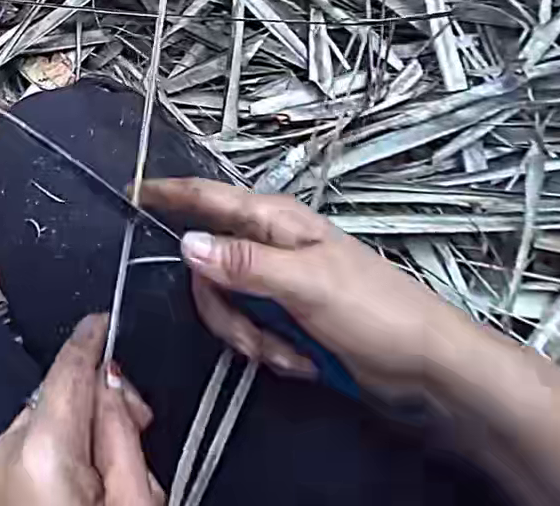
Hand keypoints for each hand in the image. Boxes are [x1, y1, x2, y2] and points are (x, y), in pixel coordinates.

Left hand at [0, 313, 164, 505]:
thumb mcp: (134, 501)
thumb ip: (124, 431)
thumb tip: (113, 382)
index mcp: (40, 449)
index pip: (70, 366)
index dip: (93, 334)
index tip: (107, 318)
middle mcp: (6, 451)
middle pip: (63, 390)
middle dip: (102, 399)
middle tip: (139, 426)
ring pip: (52, 417)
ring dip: (85, 429)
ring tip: (113, 476)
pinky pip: (37, 445)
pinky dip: (65, 452)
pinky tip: (88, 485)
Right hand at [141, 178, 483, 402]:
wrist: (426, 368)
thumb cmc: (373, 310)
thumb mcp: (306, 285)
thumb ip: (244, 264)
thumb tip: (187, 242)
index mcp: (273, 219)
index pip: (208, 198)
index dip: (170, 194)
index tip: (133, 192)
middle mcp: (268, 242)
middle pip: (209, 265)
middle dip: (226, 310)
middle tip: (257, 338)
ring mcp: (275, 278)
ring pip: (225, 301)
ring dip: (250, 336)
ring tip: (291, 353)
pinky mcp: (284, 311)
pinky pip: (248, 326)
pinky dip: (266, 348)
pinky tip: (300, 358)